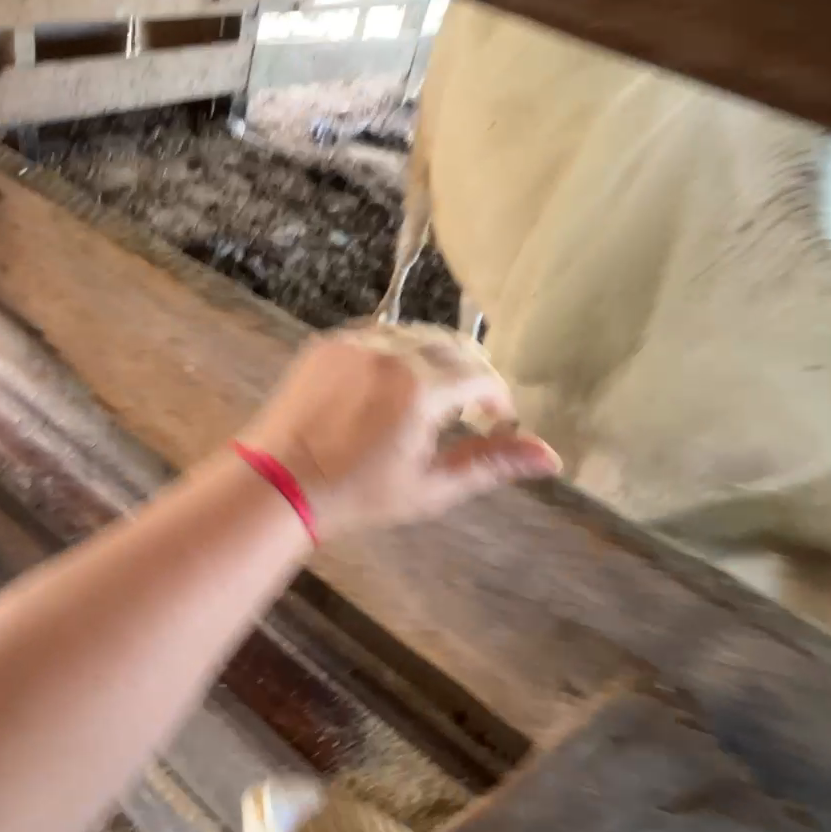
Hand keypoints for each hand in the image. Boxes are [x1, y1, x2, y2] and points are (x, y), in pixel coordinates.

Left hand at [238, 324, 560, 538]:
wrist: (278, 482)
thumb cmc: (357, 495)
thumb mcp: (430, 486)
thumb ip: (490, 463)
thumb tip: (552, 456)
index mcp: (420, 389)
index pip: (481, 375)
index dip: (497, 398)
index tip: (495, 420)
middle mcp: (391, 354)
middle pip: (452, 345)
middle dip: (470, 373)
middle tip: (468, 408)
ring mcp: (355, 343)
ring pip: (415, 335)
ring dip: (434, 360)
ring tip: (430, 397)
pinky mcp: (328, 344)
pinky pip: (377, 336)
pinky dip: (395, 354)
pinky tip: (388, 387)